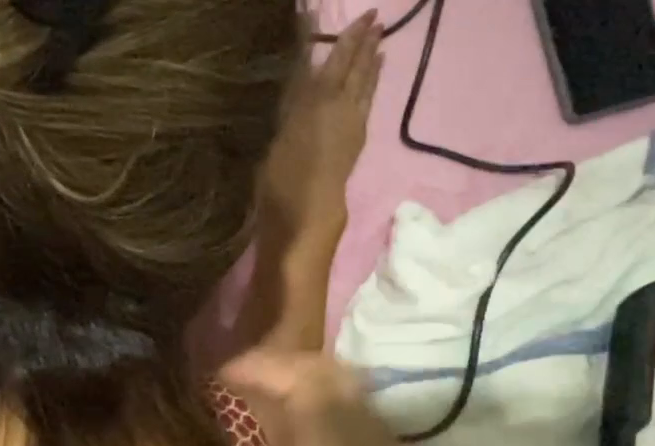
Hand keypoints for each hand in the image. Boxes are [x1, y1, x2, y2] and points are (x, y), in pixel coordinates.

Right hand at [141, 350, 447, 445]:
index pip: (301, 381)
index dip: (261, 367)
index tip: (218, 375)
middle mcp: (358, 438)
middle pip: (330, 373)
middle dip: (284, 364)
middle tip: (238, 378)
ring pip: (347, 389)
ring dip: (305, 381)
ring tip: (260, 394)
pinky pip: (352, 411)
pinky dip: (321, 402)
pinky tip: (291, 428)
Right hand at [258, 11, 383, 240]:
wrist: (307, 218)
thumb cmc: (280, 183)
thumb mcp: (275, 141)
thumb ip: (290, 106)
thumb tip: (301, 76)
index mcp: (315, 102)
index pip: (327, 60)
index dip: (336, 38)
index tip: (336, 16)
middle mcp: (338, 105)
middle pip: (351, 66)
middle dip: (360, 41)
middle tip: (372, 16)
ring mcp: (351, 121)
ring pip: (365, 80)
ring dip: (371, 57)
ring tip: (379, 38)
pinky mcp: (357, 139)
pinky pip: (368, 98)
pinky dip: (373, 80)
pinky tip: (375, 73)